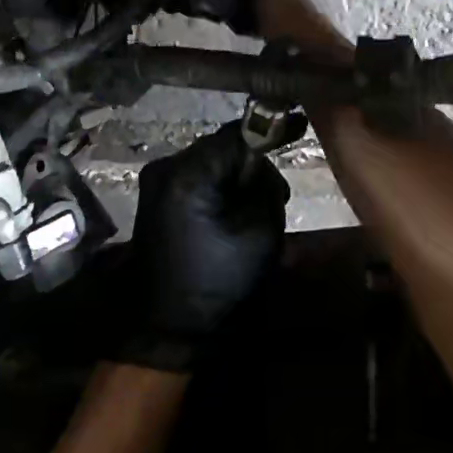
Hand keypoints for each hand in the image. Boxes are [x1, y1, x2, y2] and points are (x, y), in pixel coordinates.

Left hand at [116, 125, 290, 372]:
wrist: (173, 328)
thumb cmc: (222, 281)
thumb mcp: (259, 230)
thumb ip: (264, 185)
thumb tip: (260, 162)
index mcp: (186, 174)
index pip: (234, 136)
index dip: (267, 131)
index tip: (297, 124)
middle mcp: (164, 169)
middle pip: (219, 148)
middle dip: (249, 166)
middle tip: (274, 196)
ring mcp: (155, 183)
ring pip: (208, 164)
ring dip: (233, 179)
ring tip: (252, 213)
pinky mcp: (155, 200)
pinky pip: (194, 180)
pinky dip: (216, 189)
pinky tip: (229, 216)